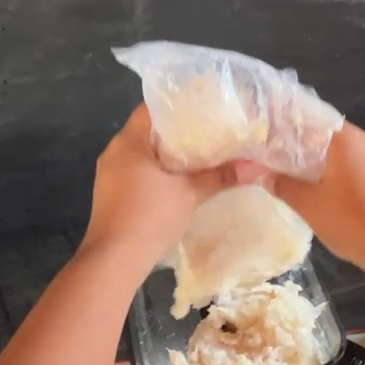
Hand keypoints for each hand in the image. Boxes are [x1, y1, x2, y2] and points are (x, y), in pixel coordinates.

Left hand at [81, 106, 264, 266]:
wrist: (114, 260)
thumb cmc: (149, 218)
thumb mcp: (190, 194)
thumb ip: (220, 176)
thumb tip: (256, 167)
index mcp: (128, 142)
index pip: (152, 108)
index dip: (178, 104)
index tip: (204, 106)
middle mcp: (114, 152)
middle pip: (147, 130)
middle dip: (177, 130)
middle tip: (209, 129)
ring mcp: (109, 174)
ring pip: (142, 153)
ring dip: (167, 153)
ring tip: (199, 153)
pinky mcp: (110, 194)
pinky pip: (135, 171)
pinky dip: (156, 170)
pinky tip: (178, 179)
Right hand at [269, 123, 364, 268]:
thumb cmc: (351, 219)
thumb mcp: (308, 204)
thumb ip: (284, 185)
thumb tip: (267, 176)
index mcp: (345, 138)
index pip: (309, 118)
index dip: (284, 127)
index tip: (264, 137)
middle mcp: (364, 141)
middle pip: (323, 135)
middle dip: (296, 147)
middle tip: (270, 159)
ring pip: (337, 153)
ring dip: (314, 163)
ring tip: (288, 176)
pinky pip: (350, 166)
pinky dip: (331, 173)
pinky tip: (316, 191)